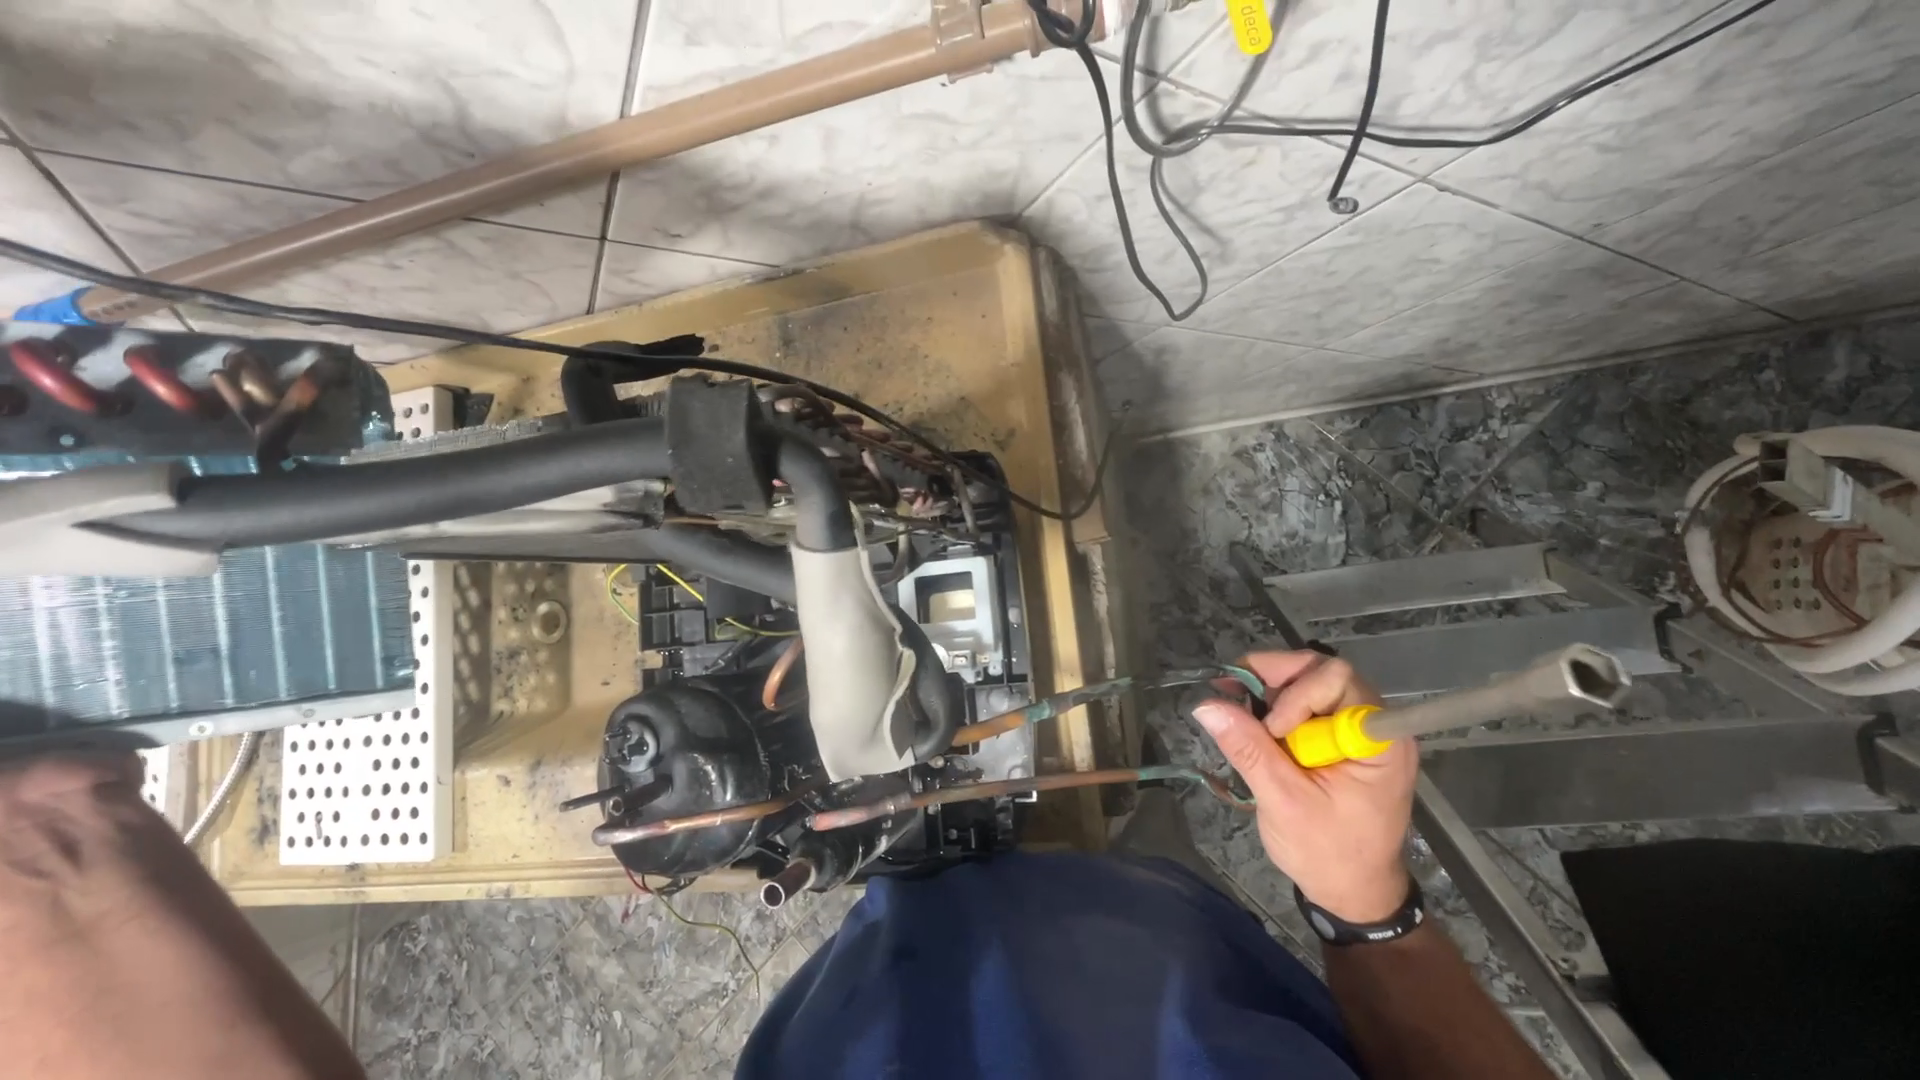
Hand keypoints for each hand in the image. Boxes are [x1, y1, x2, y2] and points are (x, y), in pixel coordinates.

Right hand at [1193, 652, 1416, 922]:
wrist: (1353, 892)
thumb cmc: (1328, 853)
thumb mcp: (1283, 803)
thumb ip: (1249, 750)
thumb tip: (1206, 705)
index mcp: (1377, 739)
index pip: (1336, 677)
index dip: (1296, 692)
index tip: (1270, 730)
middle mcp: (1373, 724)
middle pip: (1322, 672)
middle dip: (1275, 681)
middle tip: (1234, 697)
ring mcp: (1357, 730)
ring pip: (1310, 683)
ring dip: (1271, 693)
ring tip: (1240, 717)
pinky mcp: (1340, 739)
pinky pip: (1308, 705)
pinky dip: (1276, 709)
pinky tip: (1254, 728)